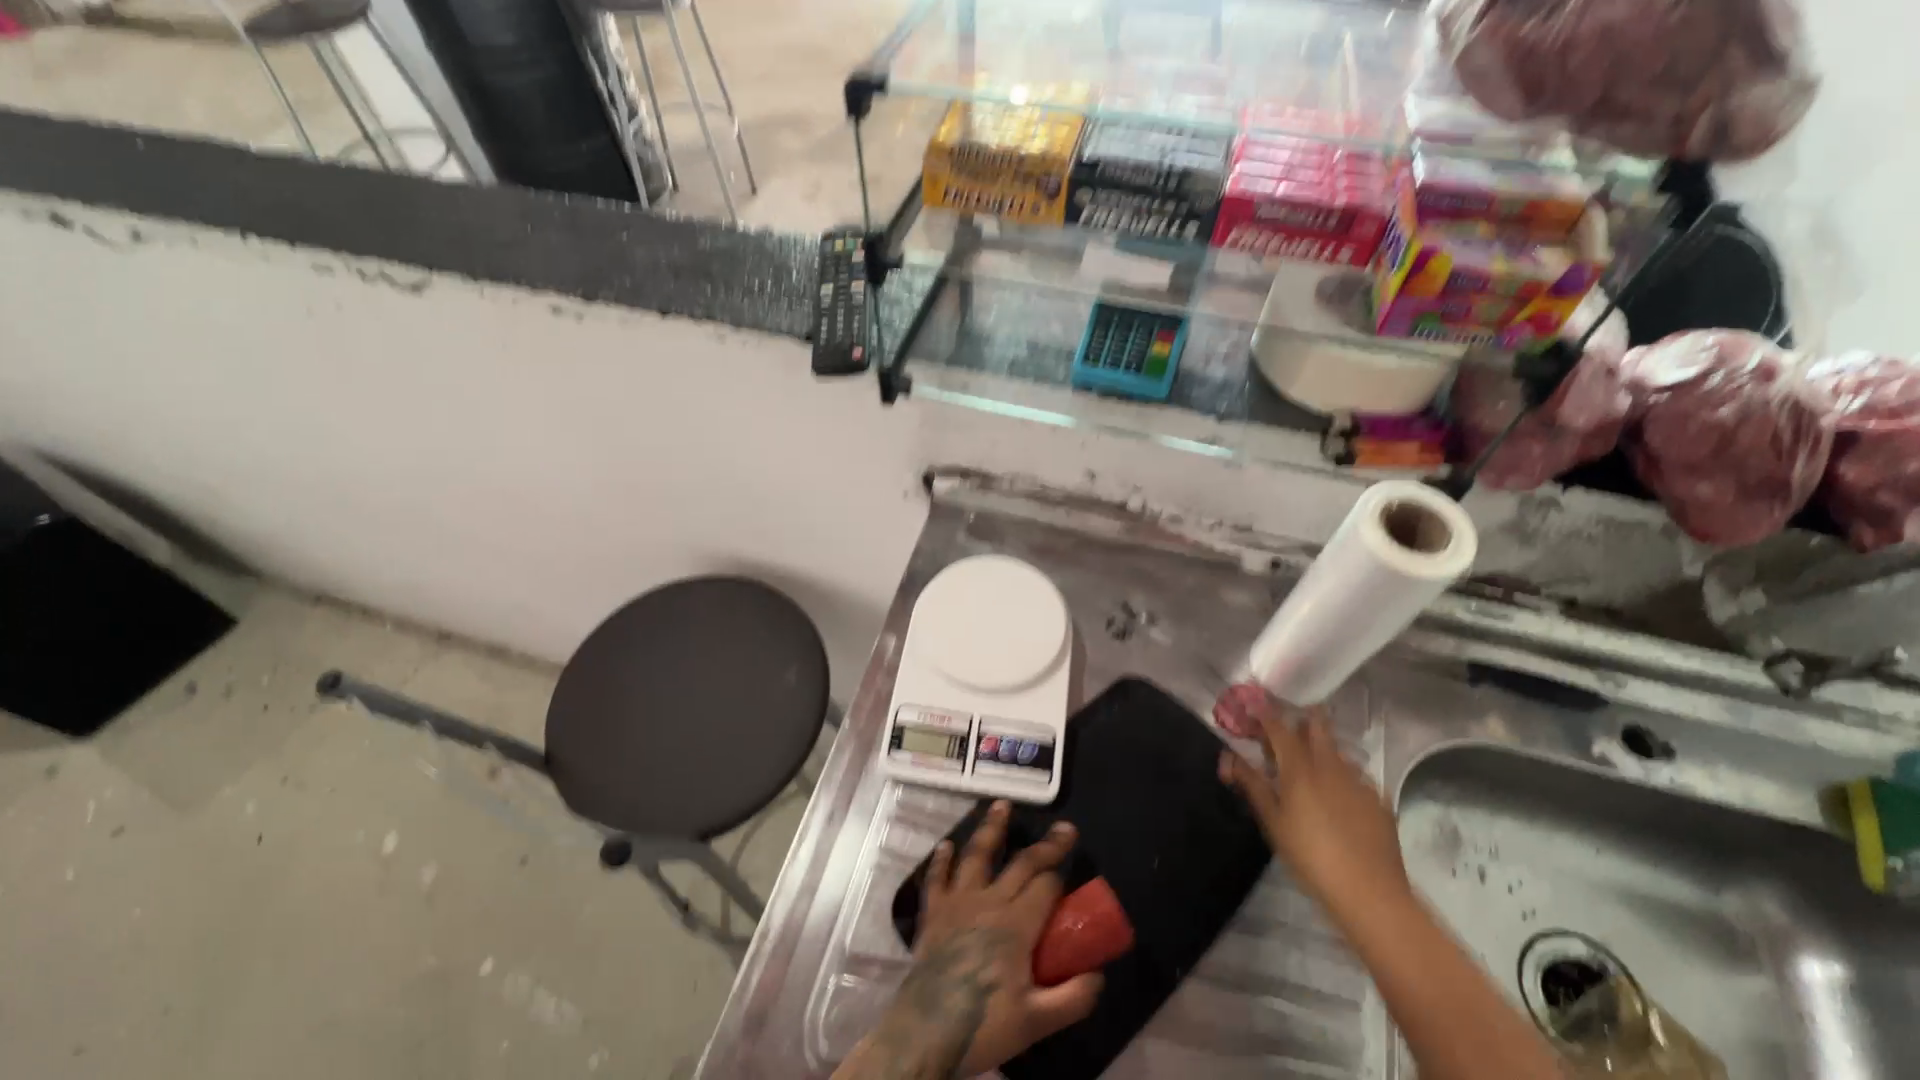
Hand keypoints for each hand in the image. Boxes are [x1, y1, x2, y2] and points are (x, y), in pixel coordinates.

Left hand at [835, 801, 1103, 1079]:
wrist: (924, 1035)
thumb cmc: (984, 1027)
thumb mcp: (1038, 1021)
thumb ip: (1073, 998)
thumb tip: (1098, 976)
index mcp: (1016, 925)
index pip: (1045, 887)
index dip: (1061, 874)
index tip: (1073, 865)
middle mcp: (987, 903)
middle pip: (1021, 865)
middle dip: (1046, 846)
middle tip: (1065, 828)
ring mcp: (956, 905)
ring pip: (976, 856)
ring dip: (991, 829)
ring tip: (1000, 804)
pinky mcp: (932, 915)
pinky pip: (937, 879)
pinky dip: (942, 860)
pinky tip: (947, 845)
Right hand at [1217, 694, 1410, 915]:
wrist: (1370, 892)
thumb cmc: (1310, 857)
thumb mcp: (1272, 823)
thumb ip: (1252, 785)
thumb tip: (1229, 757)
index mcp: (1300, 769)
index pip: (1279, 728)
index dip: (1265, 714)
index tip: (1253, 706)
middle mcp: (1331, 765)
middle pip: (1316, 725)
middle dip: (1300, 719)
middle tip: (1285, 729)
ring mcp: (1359, 780)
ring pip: (1337, 750)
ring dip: (1321, 748)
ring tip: (1309, 767)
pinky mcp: (1378, 799)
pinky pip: (1355, 775)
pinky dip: (1340, 776)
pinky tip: (1336, 799)